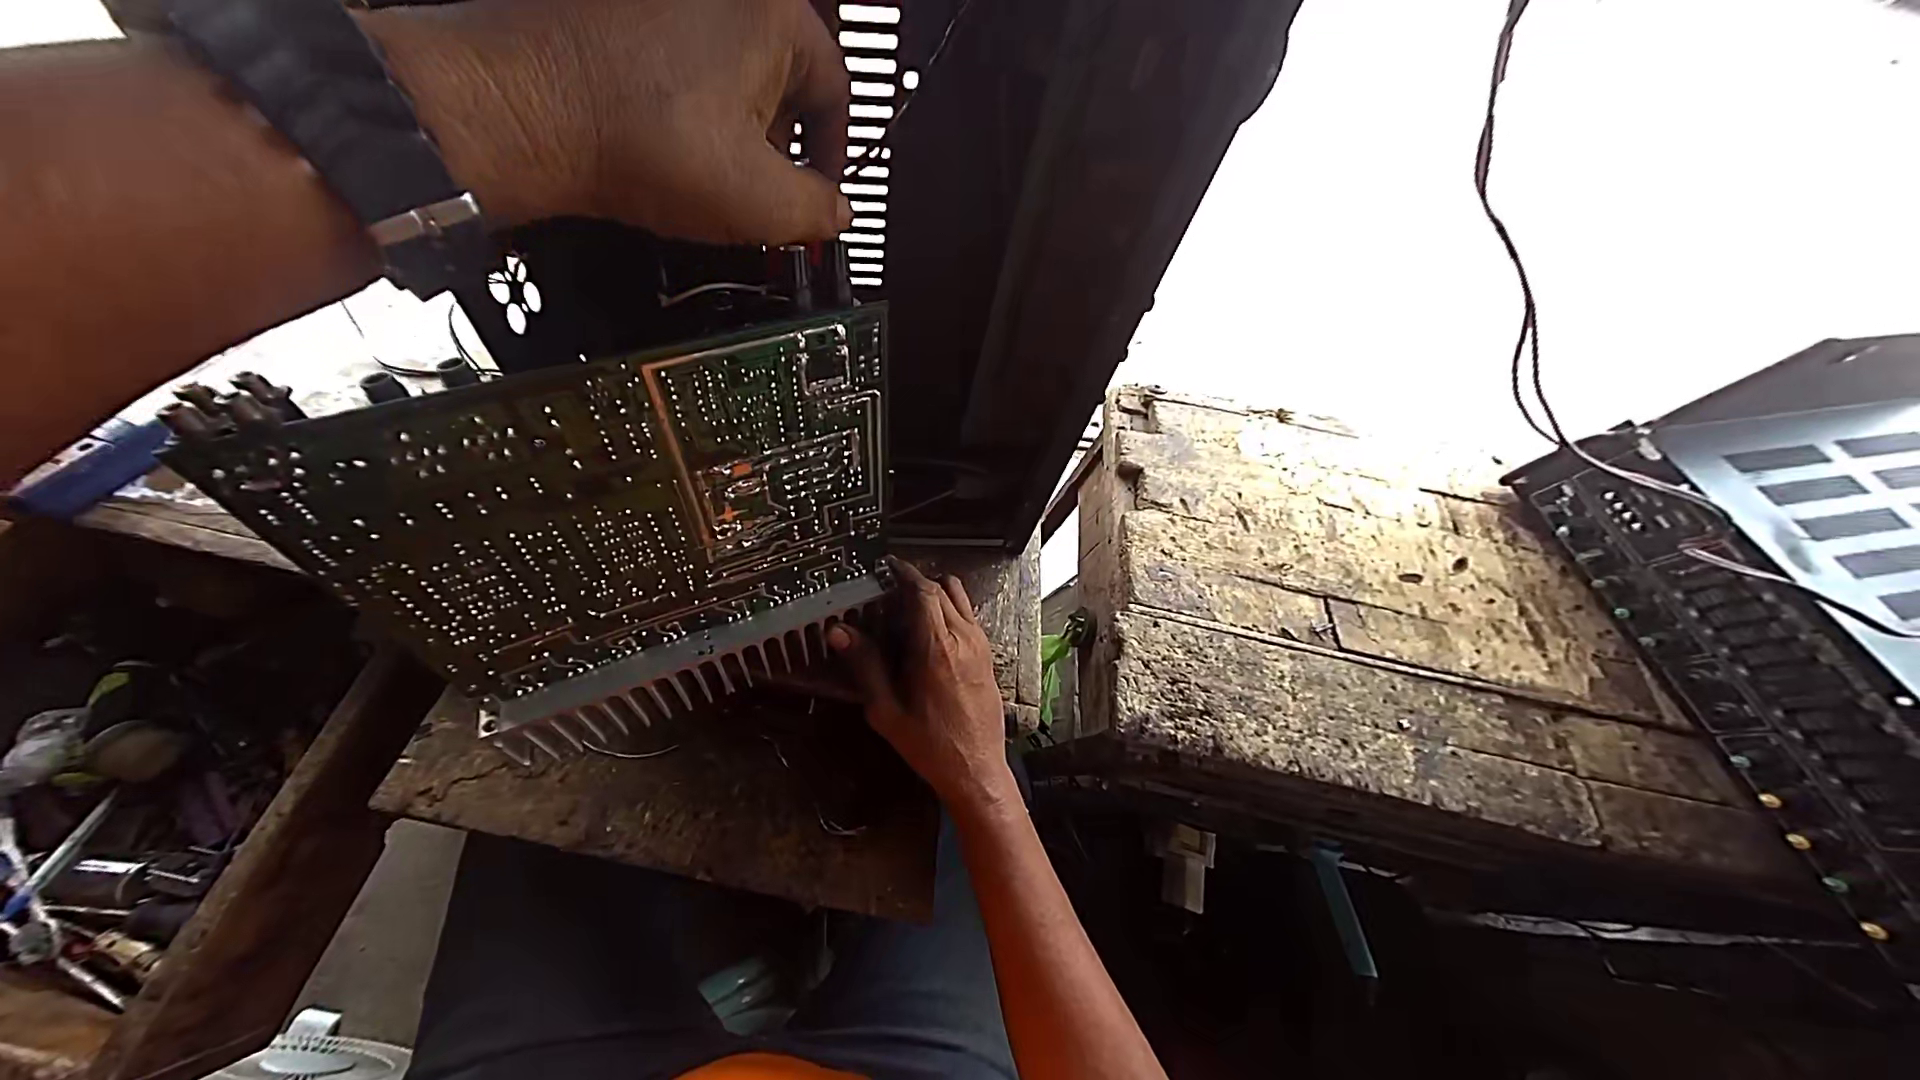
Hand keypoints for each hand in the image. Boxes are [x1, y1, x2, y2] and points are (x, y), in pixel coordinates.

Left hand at [363, 0, 852, 243]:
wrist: (523, 114)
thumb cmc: (626, 136)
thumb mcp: (757, 200)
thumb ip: (818, 212)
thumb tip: (834, 214)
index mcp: (770, 15)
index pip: (837, 91)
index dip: (833, 153)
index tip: (821, 189)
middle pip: (787, 80)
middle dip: (782, 142)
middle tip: (764, 186)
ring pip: (738, 73)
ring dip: (739, 127)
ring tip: (711, 169)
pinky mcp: (630, 11)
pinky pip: (691, 63)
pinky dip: (697, 107)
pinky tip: (678, 144)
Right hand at [827, 559, 1018, 816]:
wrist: (977, 770)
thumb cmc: (929, 744)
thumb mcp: (886, 710)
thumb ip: (865, 666)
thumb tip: (838, 631)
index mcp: (937, 647)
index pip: (924, 591)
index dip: (905, 573)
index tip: (886, 566)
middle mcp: (964, 638)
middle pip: (942, 589)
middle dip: (915, 581)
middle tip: (889, 586)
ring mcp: (980, 644)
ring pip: (960, 598)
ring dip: (936, 592)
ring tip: (909, 604)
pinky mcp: (988, 654)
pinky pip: (969, 615)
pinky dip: (951, 608)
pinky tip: (931, 628)